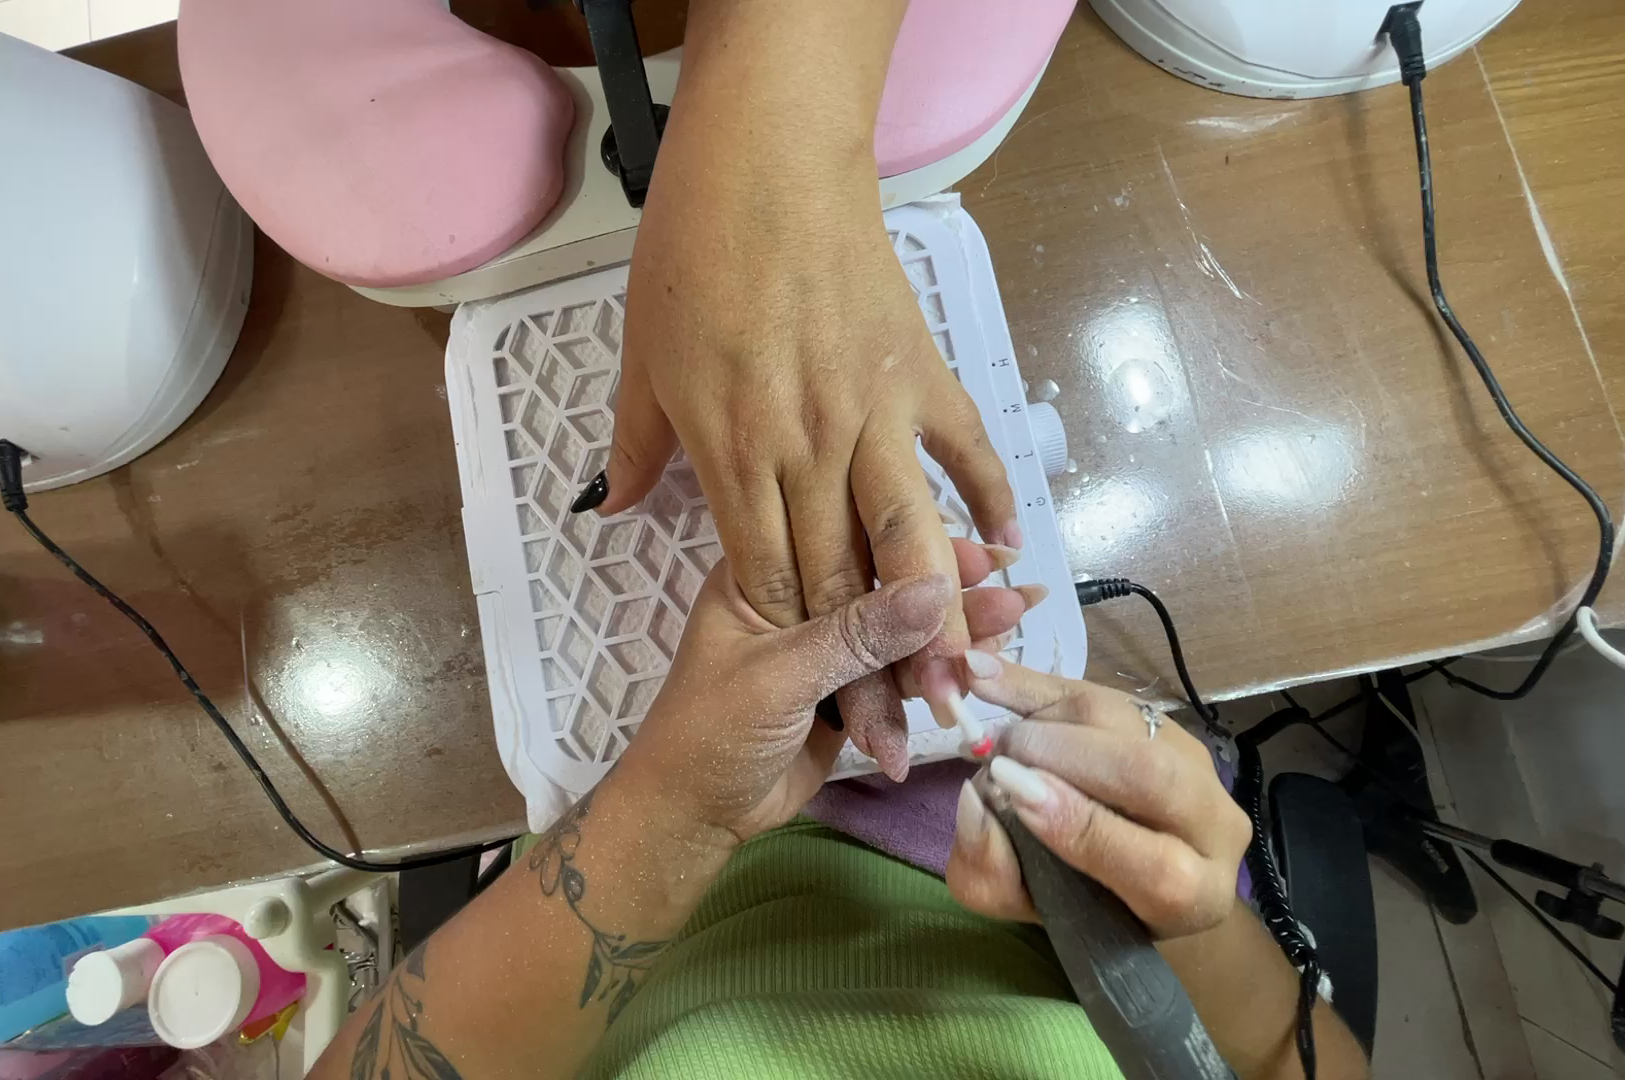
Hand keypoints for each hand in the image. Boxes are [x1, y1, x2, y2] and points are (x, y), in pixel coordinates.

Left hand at [582, 59, 1018, 783]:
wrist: (763, 163)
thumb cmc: (689, 260)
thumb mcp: (640, 361)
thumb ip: (636, 449)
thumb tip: (616, 507)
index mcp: (736, 454)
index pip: (773, 571)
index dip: (803, 639)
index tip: (830, 692)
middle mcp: (810, 449)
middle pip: (849, 572)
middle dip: (884, 655)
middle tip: (922, 717)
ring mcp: (873, 413)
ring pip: (912, 532)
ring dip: (946, 607)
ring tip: (973, 665)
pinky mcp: (921, 375)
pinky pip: (963, 446)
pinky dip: (989, 491)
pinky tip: (1008, 539)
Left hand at [621, 539, 1029, 847]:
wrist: (696, 817)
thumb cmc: (712, 734)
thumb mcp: (780, 676)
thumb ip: (856, 635)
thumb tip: (939, 591)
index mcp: (763, 572)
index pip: (845, 541)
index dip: (913, 541)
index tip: (980, 549)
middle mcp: (798, 598)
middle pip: (882, 582)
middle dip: (948, 587)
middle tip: (1016, 586)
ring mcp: (826, 645)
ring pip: (897, 628)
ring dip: (953, 630)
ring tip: (1018, 617)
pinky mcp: (846, 687)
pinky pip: (898, 671)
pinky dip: (937, 669)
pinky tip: (983, 659)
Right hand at [945, 660, 1252, 939]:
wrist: (1127, 859)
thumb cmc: (1078, 896)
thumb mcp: (1027, 906)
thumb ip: (991, 874)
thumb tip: (972, 802)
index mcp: (1194, 896)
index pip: (1156, 865)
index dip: (1077, 822)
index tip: (1007, 788)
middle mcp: (1211, 823)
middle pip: (1150, 773)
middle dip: (1061, 754)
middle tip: (997, 757)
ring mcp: (1189, 757)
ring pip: (1120, 718)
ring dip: (1045, 719)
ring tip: (995, 737)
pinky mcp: (1153, 714)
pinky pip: (1089, 689)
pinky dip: (1030, 683)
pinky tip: (984, 677)